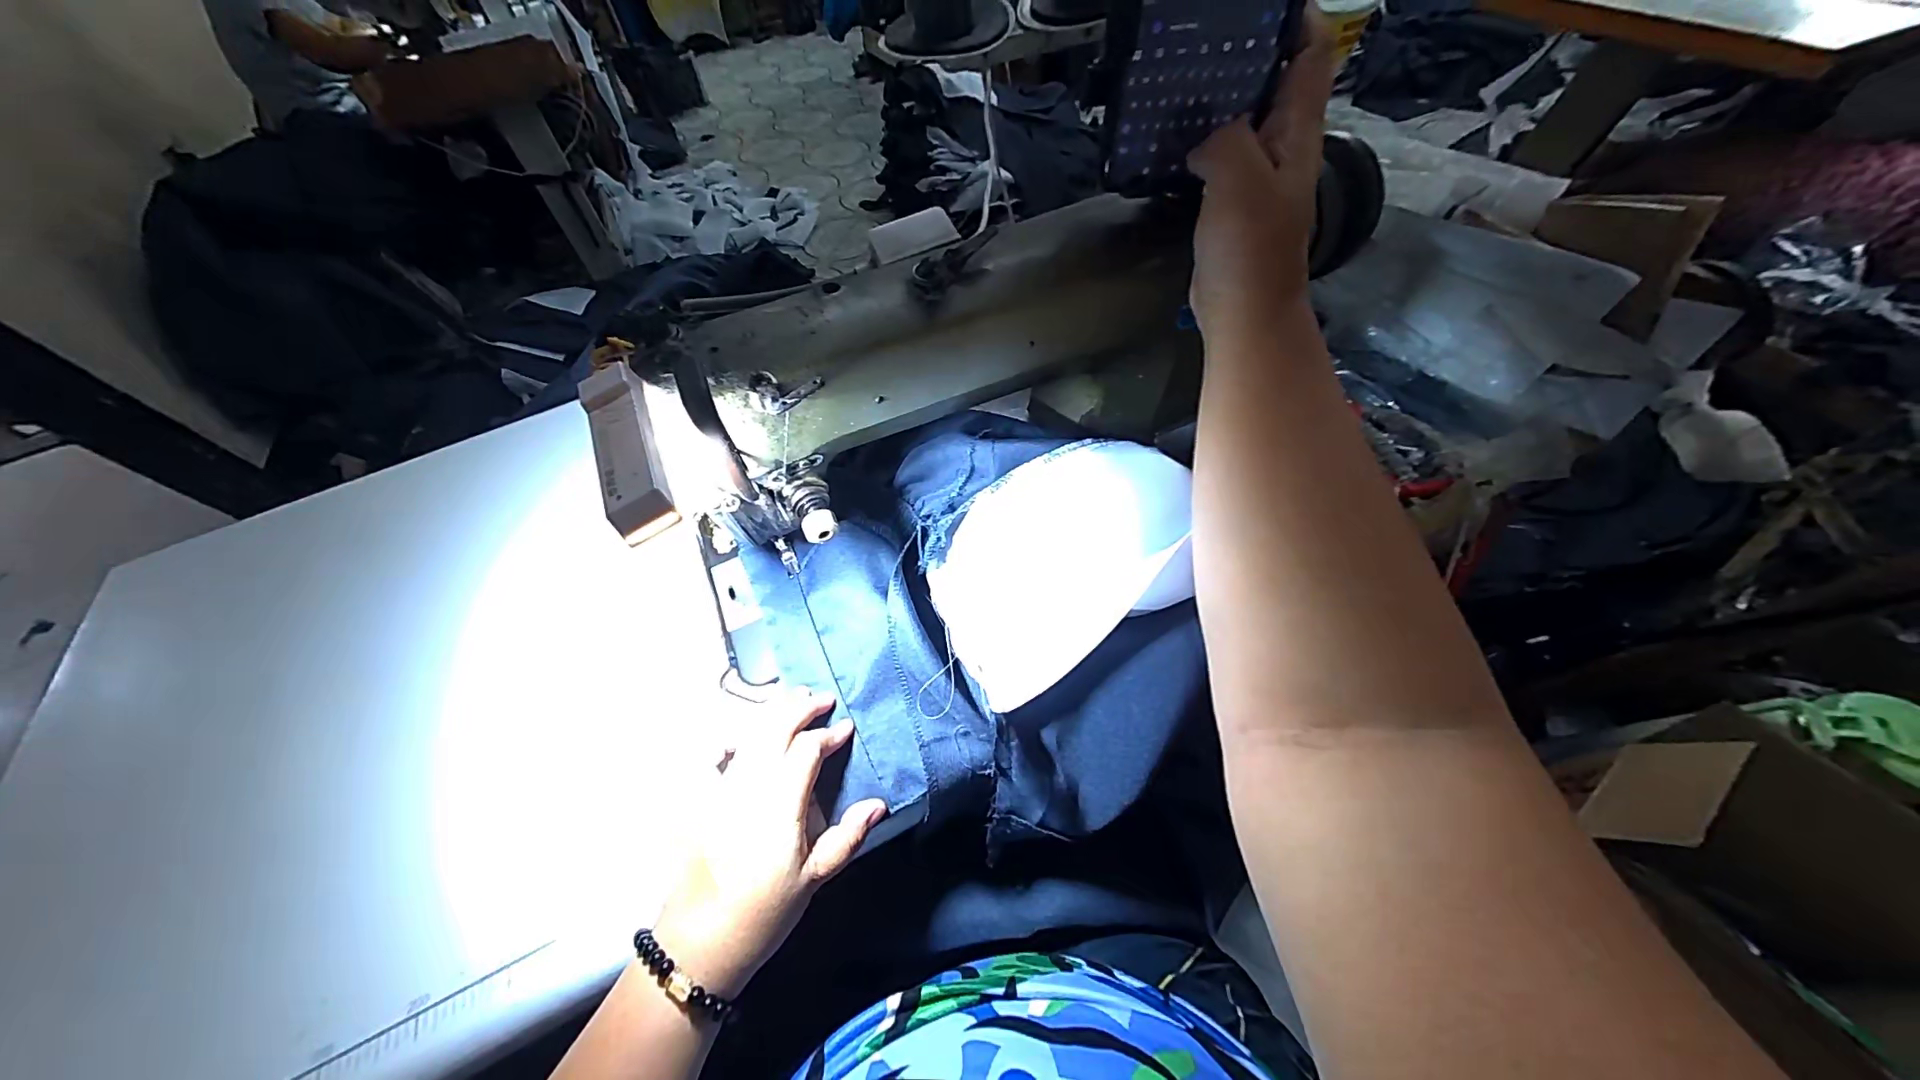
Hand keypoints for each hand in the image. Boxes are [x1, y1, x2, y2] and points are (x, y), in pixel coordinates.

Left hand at [651, 687, 886, 997]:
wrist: (702, 940)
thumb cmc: (766, 912)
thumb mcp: (814, 879)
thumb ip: (847, 837)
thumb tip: (877, 805)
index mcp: (780, 806)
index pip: (806, 751)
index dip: (829, 735)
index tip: (847, 729)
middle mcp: (749, 788)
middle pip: (775, 730)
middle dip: (800, 708)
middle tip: (823, 699)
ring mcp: (721, 791)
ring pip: (748, 734)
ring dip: (772, 712)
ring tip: (793, 699)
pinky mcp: (702, 800)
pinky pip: (719, 753)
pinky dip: (736, 733)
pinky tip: (747, 729)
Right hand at [1187, 9, 1338, 333]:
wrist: (1244, 313)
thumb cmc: (1249, 249)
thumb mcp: (1239, 179)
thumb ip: (1226, 138)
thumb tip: (1207, 136)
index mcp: (1297, 135)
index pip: (1310, 59)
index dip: (1297, 22)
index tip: (1262, 9)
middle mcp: (1282, 149)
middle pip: (1275, 84)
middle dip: (1250, 55)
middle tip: (1206, 42)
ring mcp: (1256, 179)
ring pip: (1243, 121)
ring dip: (1220, 99)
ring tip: (1184, 81)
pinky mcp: (1230, 205)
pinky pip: (1218, 158)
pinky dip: (1201, 140)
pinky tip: (1175, 138)